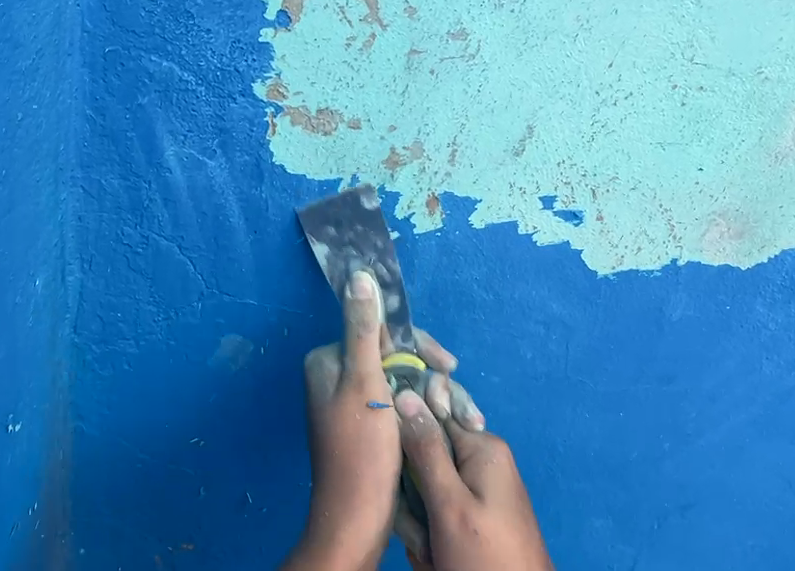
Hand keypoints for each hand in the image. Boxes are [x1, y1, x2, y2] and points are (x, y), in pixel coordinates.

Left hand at [284, 271, 458, 570]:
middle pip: (394, 356)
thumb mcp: (365, 383)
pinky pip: (400, 403)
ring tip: (465, 419)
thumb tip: (360, 274)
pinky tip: (452, 423)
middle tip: (456, 399)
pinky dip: (425, 411)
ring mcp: (352, 401)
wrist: (357, 521)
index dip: (418, 346)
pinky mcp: (368, 424)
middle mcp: (336, 375)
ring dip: (435, 396)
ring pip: (402, 381)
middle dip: (430, 376)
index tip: (448, 366)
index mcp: (328, 360)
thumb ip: (362, 329)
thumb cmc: (361, 452)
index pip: (380, 333)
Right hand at [395, 387, 552, 570]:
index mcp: (483, 446)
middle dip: (417, 496)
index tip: (397, 471)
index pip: (430, 417)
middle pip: (429, 458)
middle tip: (422, 531)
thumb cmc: (484, 558)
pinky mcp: (480, 513)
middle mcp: (486, 460)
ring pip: (431, 490)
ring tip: (432, 551)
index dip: (408, 442)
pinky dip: (435, 535)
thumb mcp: (449, 503)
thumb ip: (425, 449)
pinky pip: (444, 511)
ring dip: (423, 523)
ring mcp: (484, 488)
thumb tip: (404, 394)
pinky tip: (438, 557)